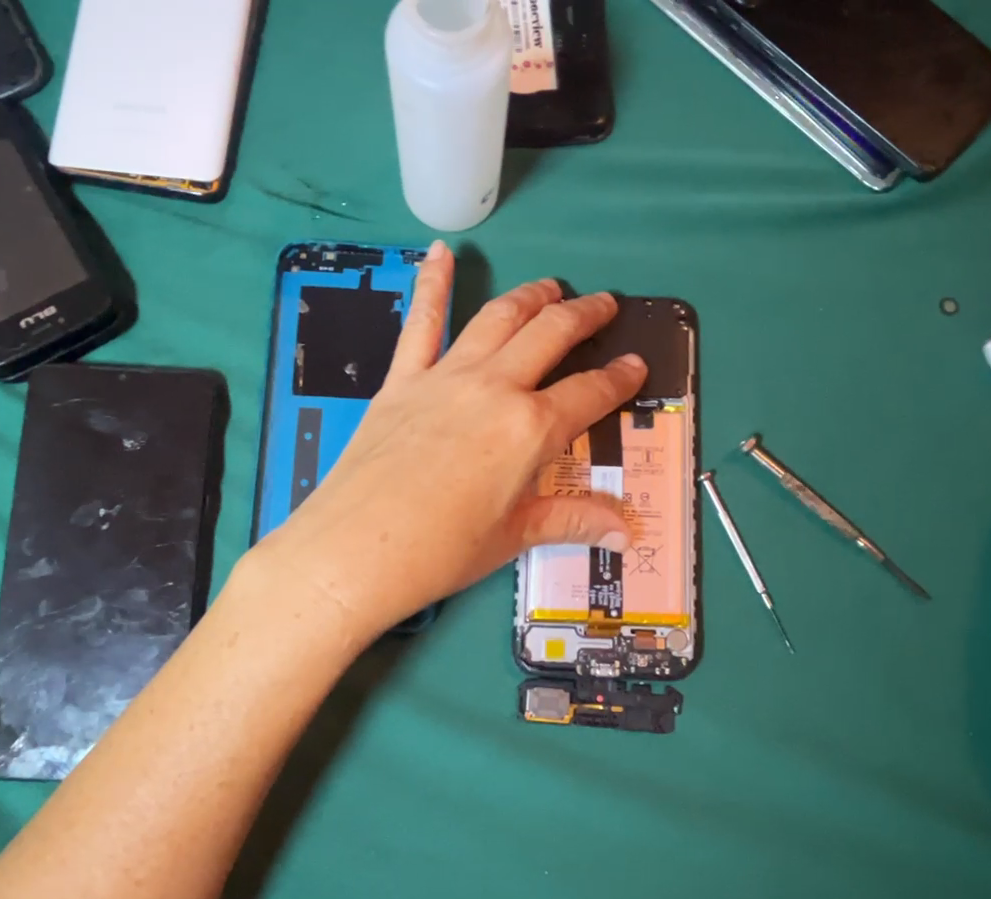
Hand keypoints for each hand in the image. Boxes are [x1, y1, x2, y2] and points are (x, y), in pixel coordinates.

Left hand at [246, 242, 646, 638]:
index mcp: (531, 429)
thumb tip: (626, 532)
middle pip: (550, 335)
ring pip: (497, 318)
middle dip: (584, 315)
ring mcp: (444, 377)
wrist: (355, 550)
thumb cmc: (441, 553)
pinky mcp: (401, 380)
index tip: (635, 365)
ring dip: (530, 296)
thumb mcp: (513, 537)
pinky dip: (432, 283)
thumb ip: (571, 521)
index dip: (619, 378)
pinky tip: (439, 252)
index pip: (589, 393)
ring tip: (550, 286)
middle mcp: (494, 388)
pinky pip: (421, 322)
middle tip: (603, 304)